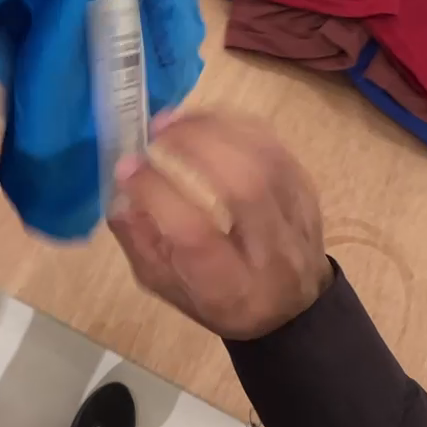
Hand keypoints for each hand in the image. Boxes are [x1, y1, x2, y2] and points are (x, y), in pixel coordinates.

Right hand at [107, 110, 333, 339]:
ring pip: (262, 160)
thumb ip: (141, 243)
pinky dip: (235, 125)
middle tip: (156, 135)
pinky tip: (205, 120)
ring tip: (174, 122)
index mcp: (230, 287)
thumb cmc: (219, 296)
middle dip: (194, 149)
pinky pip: (273, 145)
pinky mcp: (305, 188)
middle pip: (243, 189)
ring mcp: (295, 216)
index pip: (195, 235)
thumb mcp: (169, 286)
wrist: (293, 305)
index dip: (158, 194)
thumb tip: (121, 193)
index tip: (128, 168)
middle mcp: (271, 252)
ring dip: (214, 130)